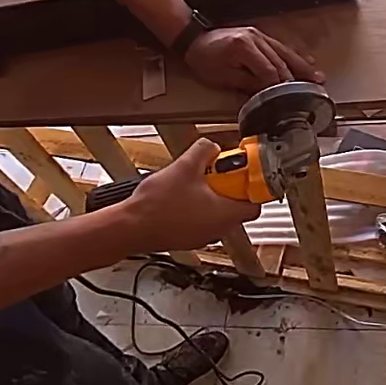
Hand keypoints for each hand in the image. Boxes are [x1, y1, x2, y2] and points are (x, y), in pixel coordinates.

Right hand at [93, 139, 261, 254]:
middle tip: (217, 174)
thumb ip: (204, 151)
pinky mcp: (187, 238)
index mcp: (226, 214)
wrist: (129, 228)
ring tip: (196, 183)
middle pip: (237, 206)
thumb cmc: (156, 206)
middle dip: (230, 188)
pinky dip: (198, 207)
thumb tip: (212, 146)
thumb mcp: (185, 166)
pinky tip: (181, 195)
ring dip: (212, 197)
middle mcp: (218, 229)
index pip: (256, 205)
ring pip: (218, 213)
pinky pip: (201, 220)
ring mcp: (202, 236)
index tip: (246, 175)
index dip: (254, 188)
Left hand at [183, 26, 322, 92]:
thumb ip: (247, 85)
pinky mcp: (261, 37)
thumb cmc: (203, 59)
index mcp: (244, 48)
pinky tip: (308, 63)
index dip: (278, 87)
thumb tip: (266, 96)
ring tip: (319, 78)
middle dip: (296, 79)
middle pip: (281, 62)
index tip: (286, 100)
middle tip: (312, 92)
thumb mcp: (222, 77)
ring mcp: (260, 36)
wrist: (193, 38)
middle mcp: (256, 39)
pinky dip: (295, 57)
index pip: (269, 71)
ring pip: (286, 53)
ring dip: (303, 67)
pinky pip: (282, 48)